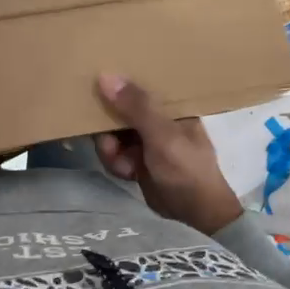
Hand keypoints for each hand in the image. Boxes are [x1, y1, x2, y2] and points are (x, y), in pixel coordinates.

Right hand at [95, 74, 244, 235]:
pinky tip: (126, 173)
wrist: (194, 213)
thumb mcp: (162, 135)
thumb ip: (136, 107)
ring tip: (123, 166)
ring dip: (111, 151)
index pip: (139, 84)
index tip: (95, 87)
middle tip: (110, 144)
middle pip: (118, 110)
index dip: (116, 85)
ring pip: (111, 134)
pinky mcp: (136, 159)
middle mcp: (156, 117)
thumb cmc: (186, 168)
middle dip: (108, 129)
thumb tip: (106, 76)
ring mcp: (145, 139)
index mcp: (170, 104)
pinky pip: (113, 153)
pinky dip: (115, 164)